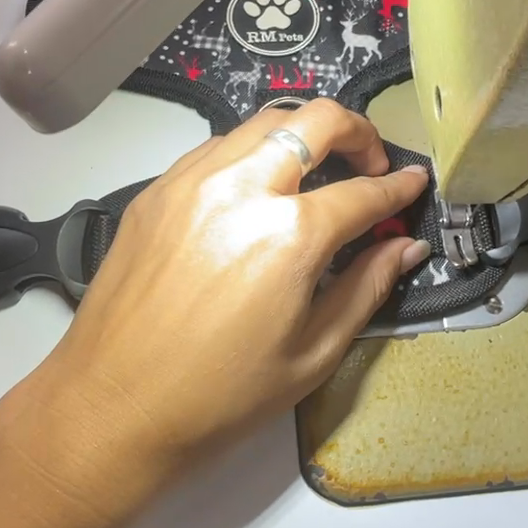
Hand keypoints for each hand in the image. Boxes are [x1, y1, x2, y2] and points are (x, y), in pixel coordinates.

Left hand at [0, 99, 429, 513]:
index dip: (399, 187)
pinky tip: (257, 190)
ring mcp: (191, 181)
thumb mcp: (312, 354)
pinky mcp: (157, 190)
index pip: (363, 191)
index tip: (416, 183)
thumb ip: (366, 288)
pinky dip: (252, 152)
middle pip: (315, 120)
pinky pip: (217, 147)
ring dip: (302, 135)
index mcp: (289, 234)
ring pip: (262, 122)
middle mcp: (241, 187)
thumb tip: (406, 246)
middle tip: (370, 166)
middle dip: (357, 132)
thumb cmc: (220, 397)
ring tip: (316, 174)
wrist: (112, 407)